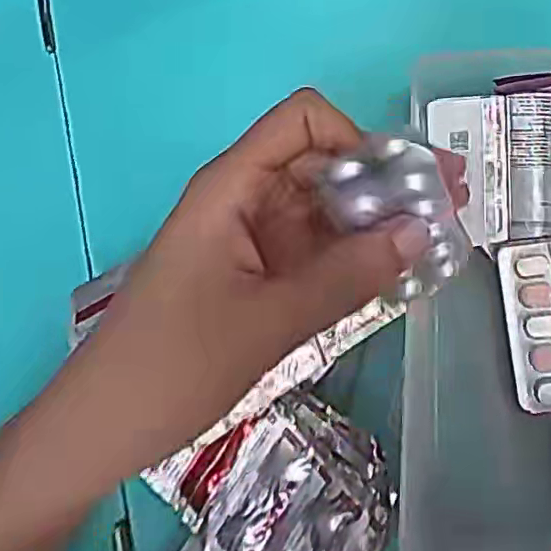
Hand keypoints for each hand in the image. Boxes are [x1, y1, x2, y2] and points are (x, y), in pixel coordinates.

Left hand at [59, 88, 465, 473]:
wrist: (100, 431)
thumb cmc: (170, 367)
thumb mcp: (268, 322)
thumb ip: (348, 277)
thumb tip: (421, 233)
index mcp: (233, 185)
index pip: (303, 119)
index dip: (356, 136)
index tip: (399, 182)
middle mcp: (246, 196)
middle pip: (324, 159)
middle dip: (387, 179)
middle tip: (450, 203)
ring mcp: (253, 232)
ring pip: (326, 204)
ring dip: (379, 218)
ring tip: (437, 240)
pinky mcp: (259, 266)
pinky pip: (317, 244)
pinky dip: (356, 252)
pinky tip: (397, 271)